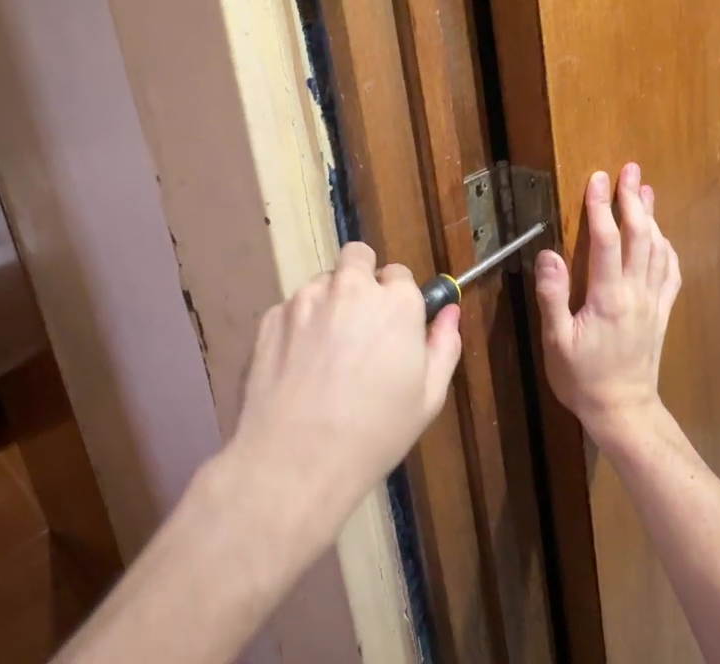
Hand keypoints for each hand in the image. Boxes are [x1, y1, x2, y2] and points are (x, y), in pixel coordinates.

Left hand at [232, 242, 462, 506]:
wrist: (294, 463)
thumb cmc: (374, 434)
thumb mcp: (428, 398)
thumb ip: (444, 345)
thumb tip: (449, 312)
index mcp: (396, 303)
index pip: (400, 274)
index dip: (398, 298)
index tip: (394, 326)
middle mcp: (350, 288)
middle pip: (358, 257)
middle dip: (362, 277)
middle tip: (360, 323)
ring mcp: (305, 300)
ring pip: (323, 283)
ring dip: (329, 302)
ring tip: (326, 353)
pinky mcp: (270, 318)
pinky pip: (291, 310)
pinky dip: (298, 327)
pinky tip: (298, 368)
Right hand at [533, 163, 681, 441]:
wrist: (624, 411)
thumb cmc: (583, 379)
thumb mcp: (556, 343)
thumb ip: (553, 297)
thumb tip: (548, 255)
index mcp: (608, 297)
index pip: (607, 240)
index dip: (602, 206)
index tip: (598, 178)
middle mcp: (636, 293)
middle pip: (640, 235)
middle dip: (633, 199)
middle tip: (629, 170)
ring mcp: (653, 301)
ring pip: (658, 248)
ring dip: (652, 216)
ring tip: (645, 190)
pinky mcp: (662, 312)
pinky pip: (671, 271)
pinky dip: (667, 247)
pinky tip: (662, 236)